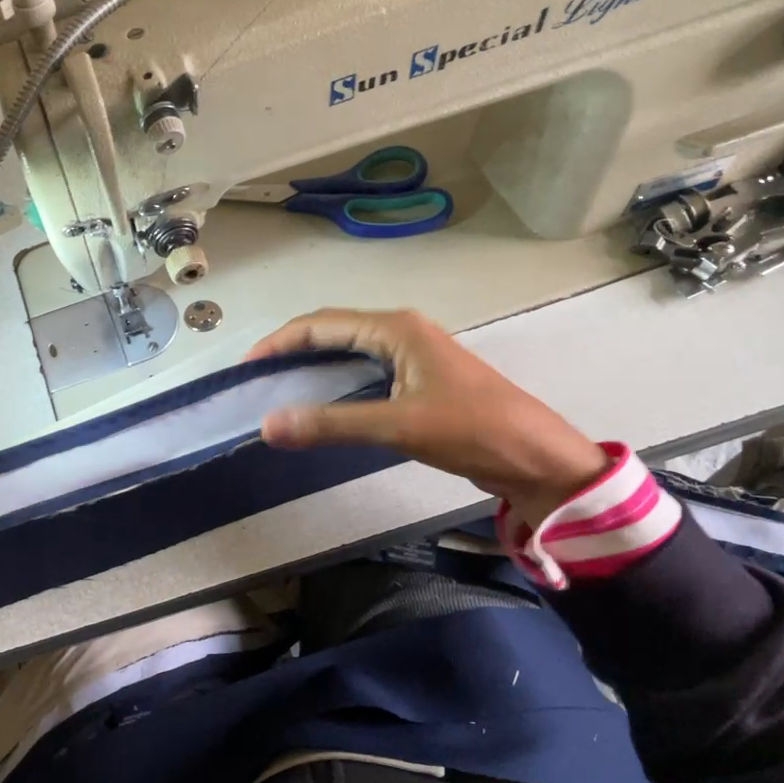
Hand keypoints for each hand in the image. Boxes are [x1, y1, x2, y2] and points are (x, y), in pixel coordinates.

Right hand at [247, 309, 610, 525]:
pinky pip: (363, 371)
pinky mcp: (418, 379)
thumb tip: (267, 425)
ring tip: (278, 392)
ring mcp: (411, 354)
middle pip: (331, 331)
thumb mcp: (398, 426)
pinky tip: (319, 405)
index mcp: (396, 328)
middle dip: (290, 351)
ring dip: (311, 366)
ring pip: (347, 351)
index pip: (320, 324)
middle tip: (256, 382)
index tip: (246, 370)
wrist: (538, 458)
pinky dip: (333, 383)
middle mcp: (401, 331)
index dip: (278, 343)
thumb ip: (331, 424)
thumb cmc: (473, 431)